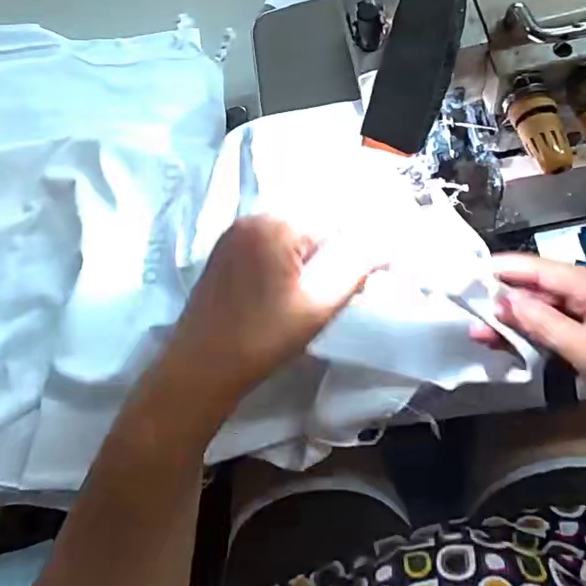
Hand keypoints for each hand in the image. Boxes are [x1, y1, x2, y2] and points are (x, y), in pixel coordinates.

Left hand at [162, 215, 375, 406]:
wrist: (199, 368)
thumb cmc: (262, 338)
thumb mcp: (318, 305)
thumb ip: (355, 267)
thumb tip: (385, 244)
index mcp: (277, 224)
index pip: (334, 225)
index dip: (351, 255)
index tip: (353, 287)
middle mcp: (253, 217)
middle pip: (310, 227)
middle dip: (327, 256)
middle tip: (328, 296)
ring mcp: (234, 232)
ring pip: (289, 236)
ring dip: (305, 260)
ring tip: (304, 298)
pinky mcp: (224, 250)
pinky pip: (266, 244)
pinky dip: (282, 261)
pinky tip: (280, 294)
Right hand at [480, 253, 585, 447]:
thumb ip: (543, 323)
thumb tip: (502, 300)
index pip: (543, 269)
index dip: (506, 269)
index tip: (471, 272)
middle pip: (545, 289)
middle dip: (509, 302)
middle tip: (473, 314)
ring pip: (553, 308)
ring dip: (522, 320)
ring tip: (485, 333)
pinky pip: (567, 324)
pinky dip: (542, 333)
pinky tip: (517, 341)